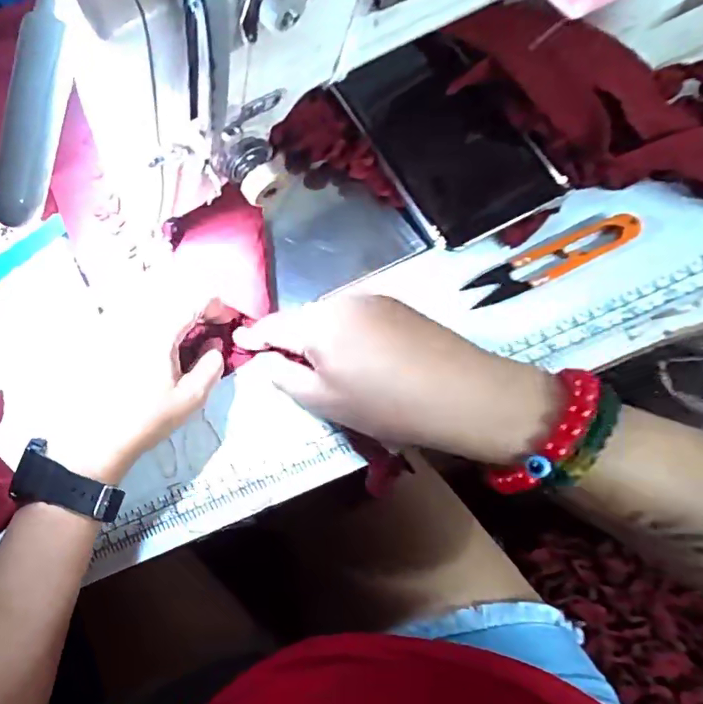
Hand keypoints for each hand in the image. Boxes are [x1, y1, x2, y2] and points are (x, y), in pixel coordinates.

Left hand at [50, 275, 224, 483]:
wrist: (98, 437)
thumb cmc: (147, 419)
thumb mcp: (191, 398)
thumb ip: (212, 366)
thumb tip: (213, 346)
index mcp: (159, 330)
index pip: (195, 297)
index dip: (217, 306)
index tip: (224, 323)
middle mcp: (135, 317)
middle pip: (172, 292)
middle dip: (194, 305)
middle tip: (205, 329)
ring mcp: (115, 323)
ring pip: (151, 299)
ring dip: (172, 311)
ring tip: (181, 337)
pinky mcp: (102, 335)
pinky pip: (131, 312)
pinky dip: (151, 319)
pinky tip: (154, 346)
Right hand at [233, 294, 561, 464]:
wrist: (462, 393)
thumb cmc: (383, 404)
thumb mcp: (323, 400)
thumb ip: (285, 376)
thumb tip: (268, 358)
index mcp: (317, 322)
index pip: (273, 324)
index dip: (254, 336)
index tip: (240, 343)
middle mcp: (342, 300)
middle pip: (303, 318)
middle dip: (290, 338)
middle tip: (288, 368)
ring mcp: (373, 299)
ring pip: (330, 317)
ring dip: (320, 337)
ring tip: (328, 369)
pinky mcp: (397, 307)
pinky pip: (356, 317)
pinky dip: (346, 335)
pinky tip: (360, 360)